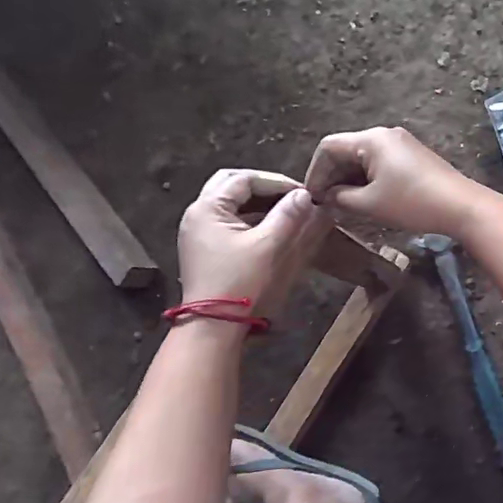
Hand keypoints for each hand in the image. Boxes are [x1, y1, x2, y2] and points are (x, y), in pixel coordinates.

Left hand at [178, 169, 325, 309]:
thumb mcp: (268, 246)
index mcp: (207, 207)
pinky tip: (270, 226)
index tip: (303, 193)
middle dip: (263, 186)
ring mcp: (197, 230)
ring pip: (228, 201)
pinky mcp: (204, 245)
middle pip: (231, 184)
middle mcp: (197, 213)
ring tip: (285, 209)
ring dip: (257, 201)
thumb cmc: (239, 281)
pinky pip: (227, 219)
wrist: (213, 322)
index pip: (244, 179)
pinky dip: (249, 216)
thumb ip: (287, 216)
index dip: (276, 182)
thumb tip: (305, 195)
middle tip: (291, 195)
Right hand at [304, 127, 492, 235]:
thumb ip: (341, 198)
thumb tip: (327, 197)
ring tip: (343, 205)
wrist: (462, 207)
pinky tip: (366, 200)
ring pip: (364, 159)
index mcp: (371, 139)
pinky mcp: (414, 158)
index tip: (312, 198)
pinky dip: (368, 180)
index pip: (329, 147)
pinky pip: (381, 164)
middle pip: (347, 150)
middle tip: (325, 204)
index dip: (315, 172)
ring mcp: (402, 145)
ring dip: (350, 180)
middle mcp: (385, 135)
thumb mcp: (370, 204)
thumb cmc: (412, 203)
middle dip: (333, 177)